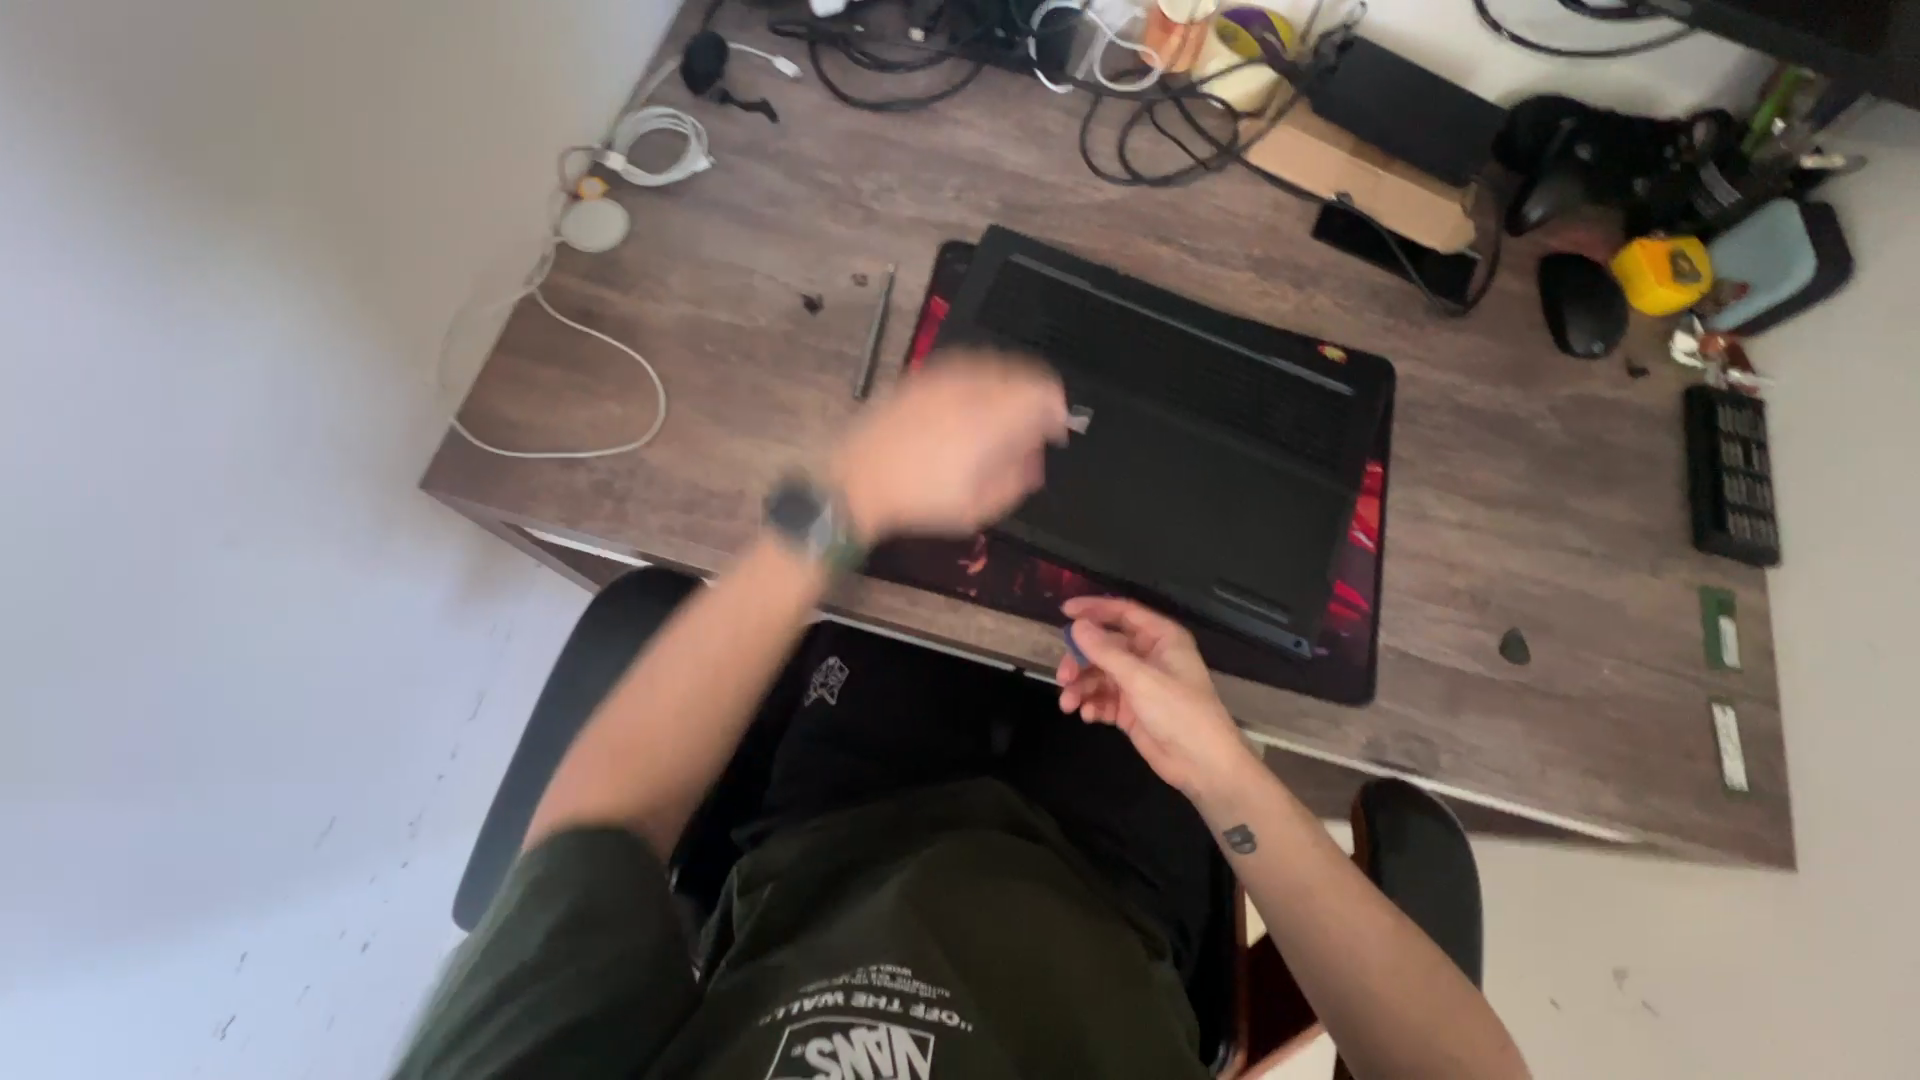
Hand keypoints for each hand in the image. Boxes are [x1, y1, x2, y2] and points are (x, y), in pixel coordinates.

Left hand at [832, 351, 1068, 541]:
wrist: (857, 481)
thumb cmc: (918, 500)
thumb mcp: (978, 507)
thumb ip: (1017, 480)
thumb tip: (1034, 459)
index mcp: (993, 418)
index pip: (1044, 395)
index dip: (1057, 411)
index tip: (1056, 429)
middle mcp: (972, 388)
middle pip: (1023, 374)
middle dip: (1036, 395)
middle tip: (1035, 422)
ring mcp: (944, 377)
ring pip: (994, 364)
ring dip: (1009, 384)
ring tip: (1007, 411)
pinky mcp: (921, 376)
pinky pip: (964, 365)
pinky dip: (979, 379)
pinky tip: (974, 402)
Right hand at [1056, 597, 1258, 797]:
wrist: (1202, 764)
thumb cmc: (1179, 712)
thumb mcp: (1140, 678)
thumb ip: (1105, 651)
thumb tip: (1077, 626)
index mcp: (1161, 638)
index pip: (1123, 613)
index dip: (1093, 609)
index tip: (1064, 612)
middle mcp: (1149, 656)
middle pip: (1105, 646)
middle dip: (1081, 660)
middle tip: (1063, 676)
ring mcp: (1139, 684)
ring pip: (1100, 674)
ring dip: (1081, 687)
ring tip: (1068, 704)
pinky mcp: (1131, 709)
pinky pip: (1103, 698)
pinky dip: (1092, 704)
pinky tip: (1087, 715)